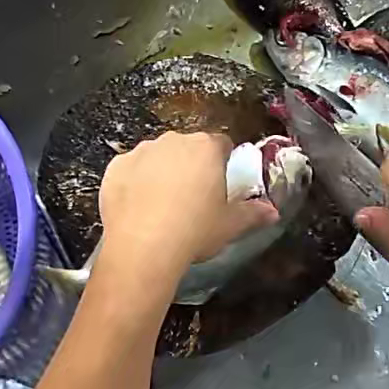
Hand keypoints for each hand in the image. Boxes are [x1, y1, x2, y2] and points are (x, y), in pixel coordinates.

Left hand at [98, 132, 277, 274]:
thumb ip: (254, 214)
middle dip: (192, 165)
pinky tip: (140, 207)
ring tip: (164, 204)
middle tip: (195, 197)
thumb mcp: (231, 225)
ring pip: (158, 156)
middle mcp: (173, 141)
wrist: (143, 248)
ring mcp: (141, 151)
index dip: (224, 162)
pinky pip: (131, 169)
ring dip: (163, 171)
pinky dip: (136, 182)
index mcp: (206, 148)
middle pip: (188, 148)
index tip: (221, 183)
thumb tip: (273, 212)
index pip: (222, 144)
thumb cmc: (195, 231)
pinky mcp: (115, 167)